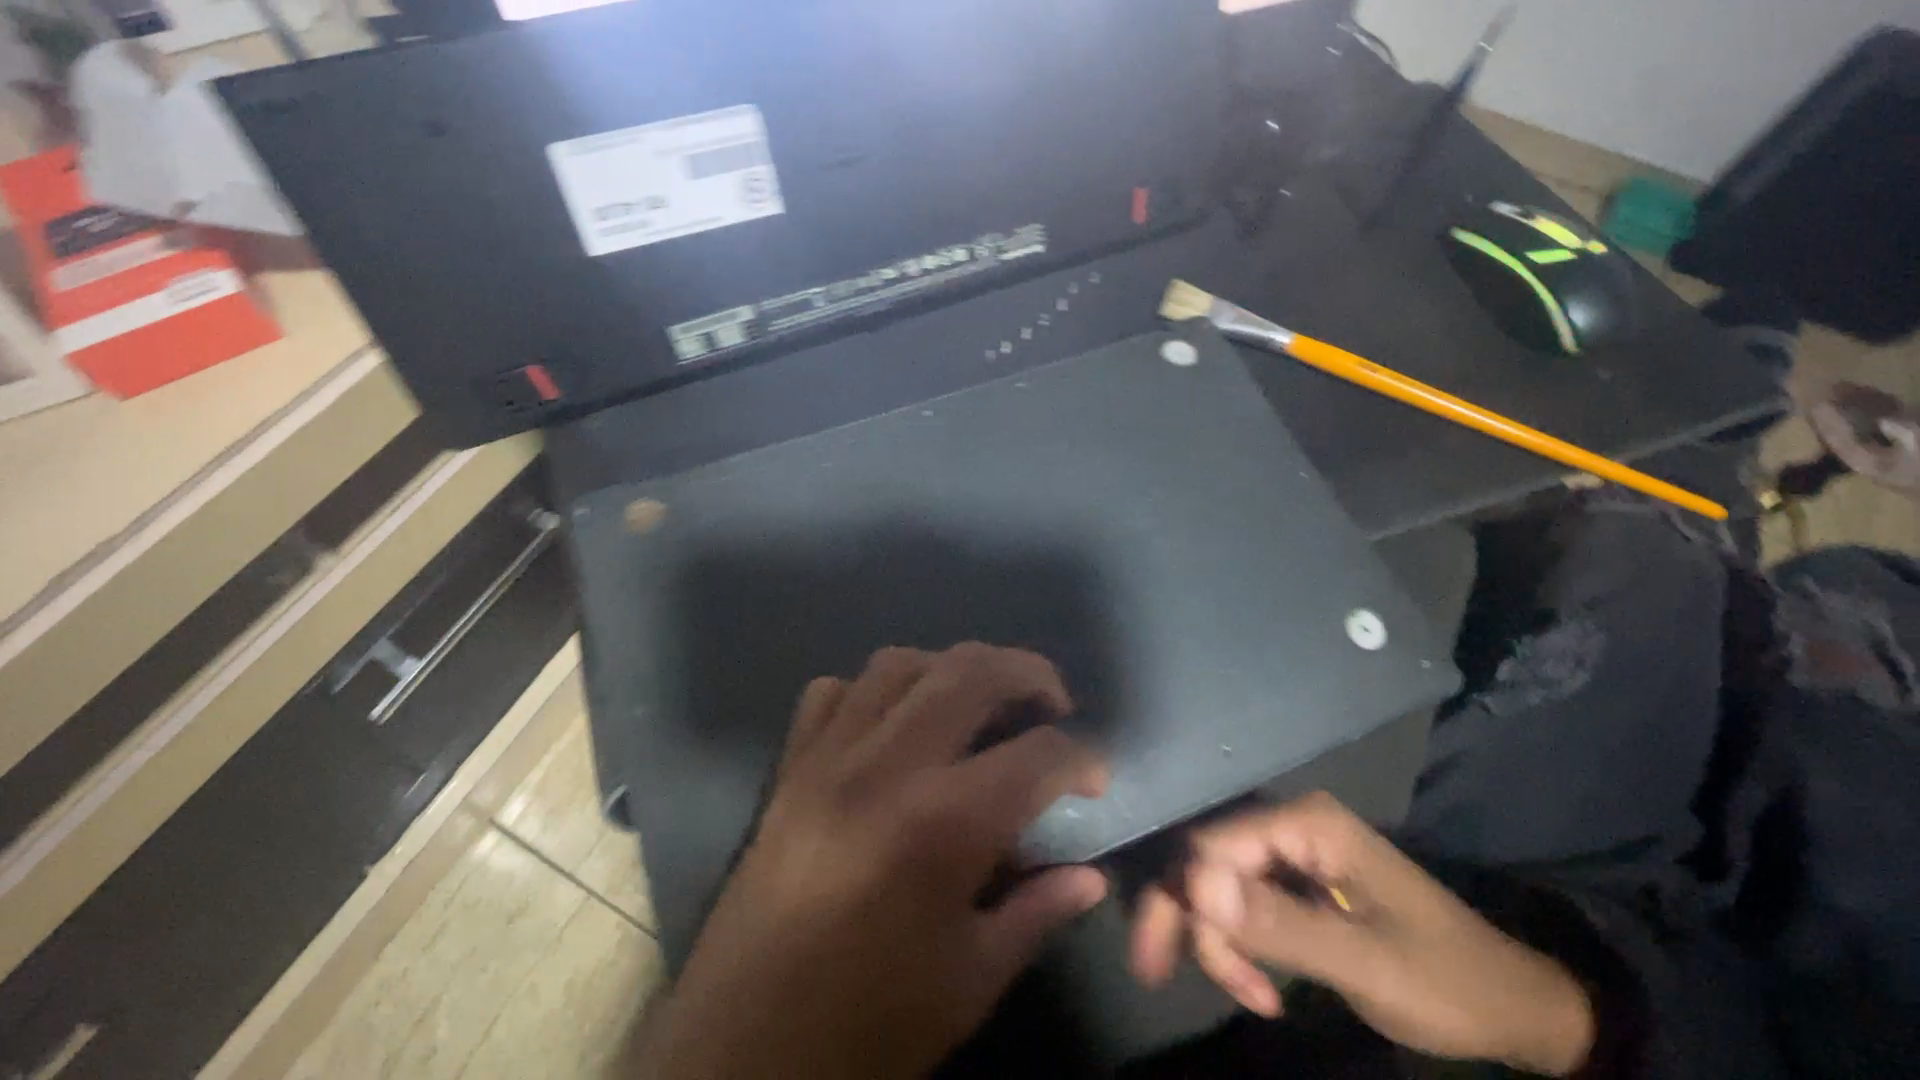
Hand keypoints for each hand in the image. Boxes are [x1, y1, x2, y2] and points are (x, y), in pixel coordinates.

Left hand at [643, 644, 1110, 1079]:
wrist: (742, 1044)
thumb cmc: (868, 1020)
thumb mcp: (970, 980)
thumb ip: (1037, 913)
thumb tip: (1089, 876)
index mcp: (943, 824)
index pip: (1038, 756)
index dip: (1082, 759)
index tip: (1095, 779)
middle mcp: (885, 768)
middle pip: (969, 672)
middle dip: (1028, 673)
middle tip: (1052, 705)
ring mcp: (827, 760)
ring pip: (897, 665)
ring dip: (950, 670)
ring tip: (976, 706)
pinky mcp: (787, 770)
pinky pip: (832, 693)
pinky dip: (872, 692)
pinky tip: (892, 727)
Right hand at [1130, 793, 1594, 1076]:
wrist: (1515, 1007)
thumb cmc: (1447, 983)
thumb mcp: (1362, 963)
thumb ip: (1278, 923)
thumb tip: (1193, 881)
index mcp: (1308, 825)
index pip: (1208, 846)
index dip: (1175, 899)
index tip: (1160, 966)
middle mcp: (1294, 825)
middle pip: (1205, 861)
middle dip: (1185, 920)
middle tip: (1161, 976)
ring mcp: (1297, 852)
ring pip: (1218, 883)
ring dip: (1216, 940)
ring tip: (1252, 995)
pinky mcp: (1301, 882)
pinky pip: (1243, 901)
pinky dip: (1237, 943)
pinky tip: (1259, 984)